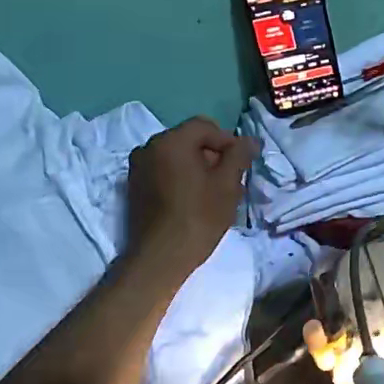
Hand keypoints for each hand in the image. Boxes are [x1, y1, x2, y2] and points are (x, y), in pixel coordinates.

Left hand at [121, 117, 255, 285]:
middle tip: (230, 180)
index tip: (242, 163)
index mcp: (171, 141)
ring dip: (196, 167)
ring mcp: (137, 167)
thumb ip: (239, 156)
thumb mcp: (227, 185)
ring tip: (213, 192)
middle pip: (188, 140)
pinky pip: (163, 172)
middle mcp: (149, 147)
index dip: (228, 141)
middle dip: (212, 155)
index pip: (205, 126)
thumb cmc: (198, 218)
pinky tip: (192, 200)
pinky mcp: (134, 187)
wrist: (160, 257)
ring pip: (175, 157)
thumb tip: (249, 141)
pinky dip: (180, 178)